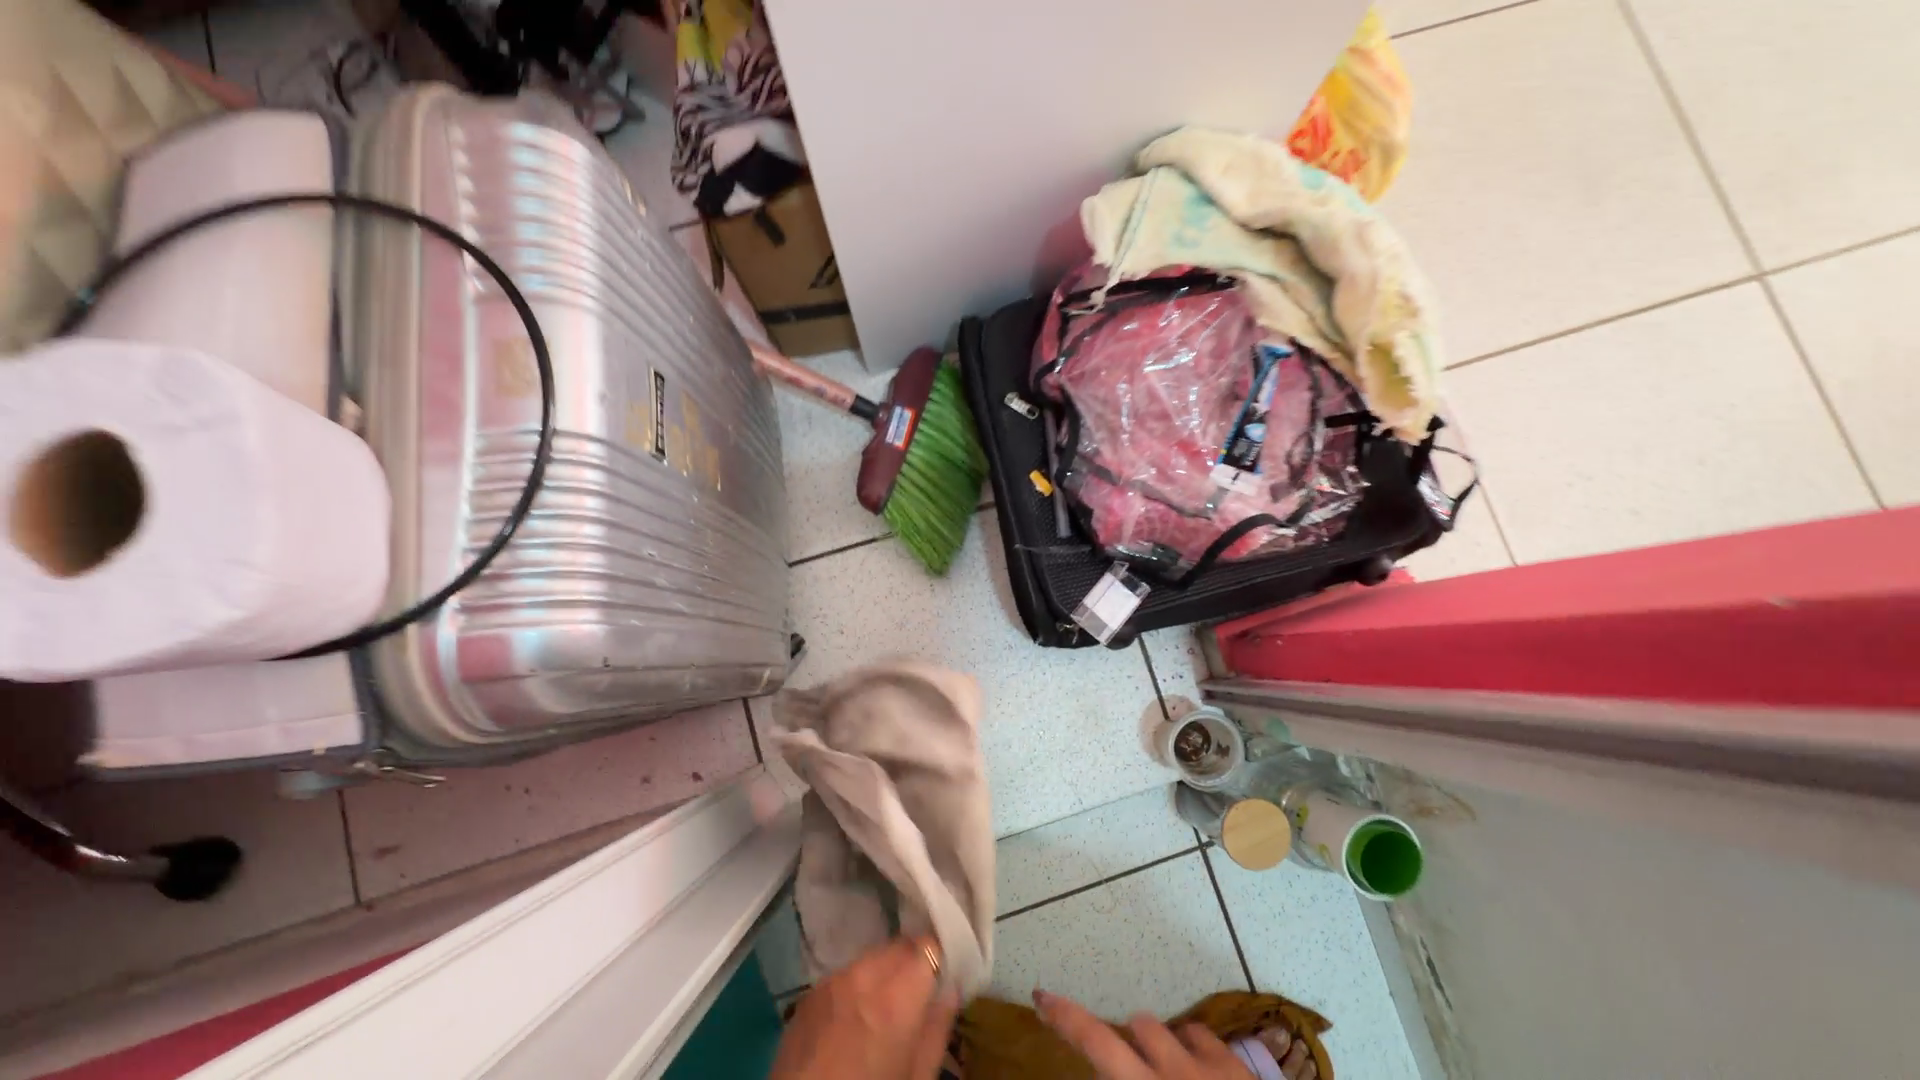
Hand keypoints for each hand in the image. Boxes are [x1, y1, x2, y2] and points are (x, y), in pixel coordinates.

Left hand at [769, 936, 957, 1079]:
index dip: (939, 956)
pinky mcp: (810, 994)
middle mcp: (863, 976)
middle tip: (918, 991)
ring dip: (884, 970)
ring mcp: (832, 981)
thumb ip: (937, 1027)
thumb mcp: (918, 1075)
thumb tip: (948, 990)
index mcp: (897, 997)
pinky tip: (854, 1016)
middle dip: (912, 961)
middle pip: (898, 946)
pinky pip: (844, 975)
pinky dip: (856, 985)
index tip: (943, 973)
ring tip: (884, 1005)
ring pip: (870, 957)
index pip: (928, 945)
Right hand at [1034, 989, 1318, 1079]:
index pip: (1096, 1043)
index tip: (1042, 994)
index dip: (1066, 1016)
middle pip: (1140, 1027)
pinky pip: (1209, 1040)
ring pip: (1177, 1030)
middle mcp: (1175, 1070)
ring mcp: (1213, 1068)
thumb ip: (1125, 1077)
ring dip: (1166, 1046)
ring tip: (1171, 1071)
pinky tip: (1203, 1073)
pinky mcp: (1241, 1071)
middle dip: (1129, 1036)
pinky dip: (1198, 1051)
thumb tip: (1107, 1069)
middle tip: (1131, 1061)